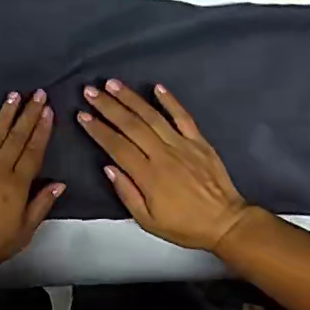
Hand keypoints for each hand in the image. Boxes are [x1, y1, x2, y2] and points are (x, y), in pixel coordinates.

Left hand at [0, 90, 64, 282]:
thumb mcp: (25, 229)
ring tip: (14, 96)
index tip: (49, 111)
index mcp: (17, 185)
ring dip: (5, 115)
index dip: (42, 130)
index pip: (33, 151)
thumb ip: (42, 203)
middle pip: (16, 137)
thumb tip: (60, 183)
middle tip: (38, 94)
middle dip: (28, 114)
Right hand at [76, 79, 254, 253]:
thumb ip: (126, 193)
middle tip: (90, 91)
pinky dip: (170, 101)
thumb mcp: (148, 221)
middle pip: (130, 125)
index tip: (82, 115)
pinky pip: (183, 117)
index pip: (116, 146)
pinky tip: (156, 87)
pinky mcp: (199, 141)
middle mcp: (163, 155)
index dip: (97, 129)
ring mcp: (183, 145)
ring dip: (131, 98)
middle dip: (108, 106)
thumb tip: (108, 167)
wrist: (227, 223)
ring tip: (112, 83)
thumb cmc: (184, 225)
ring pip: (152, 116)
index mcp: (148, 175)